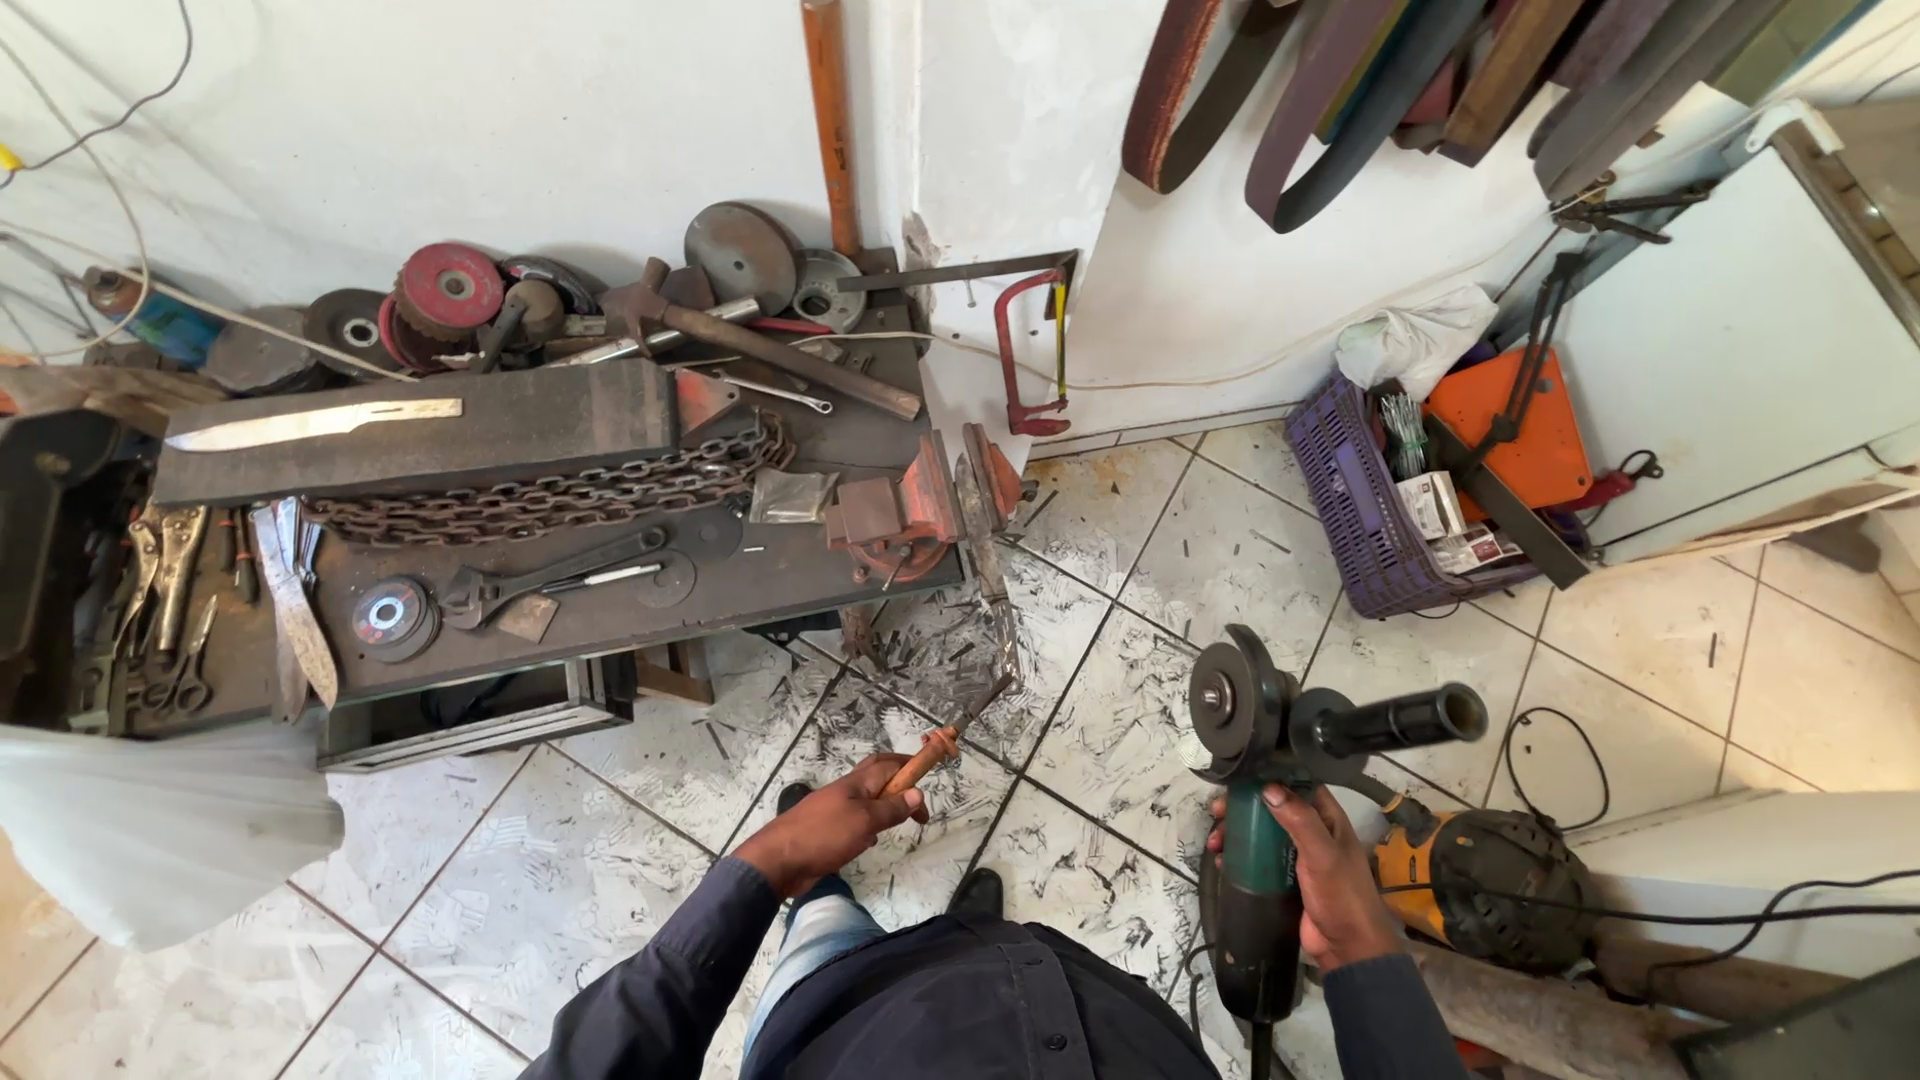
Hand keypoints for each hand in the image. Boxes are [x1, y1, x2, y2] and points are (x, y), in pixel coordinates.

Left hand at [736, 753, 929, 898]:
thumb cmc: (823, 836)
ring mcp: (835, 811)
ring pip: (866, 799)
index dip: (910, 769)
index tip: (928, 784)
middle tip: (916, 796)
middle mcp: (846, 792)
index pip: (889, 765)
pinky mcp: (827, 831)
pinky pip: (855, 820)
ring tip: (901, 820)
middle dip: (898, 780)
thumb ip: (891, 809)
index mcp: (856, 783)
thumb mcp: (864, 822)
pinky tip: (872, 840)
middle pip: (876, 775)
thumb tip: (917, 792)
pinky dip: (869, 825)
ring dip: (884, 804)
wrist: (777, 861)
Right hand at [1207, 784, 1403, 971]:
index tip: (1241, 776)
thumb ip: (1299, 820)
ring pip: (1260, 833)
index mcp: (1327, 819)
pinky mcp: (1284, 876)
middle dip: (1242, 808)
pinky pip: (1257, 858)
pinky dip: (1238, 856)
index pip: (1298, 784)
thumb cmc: (1342, 896)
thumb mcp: (1323, 855)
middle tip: (1218, 811)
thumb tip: (1268, 788)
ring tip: (1215, 843)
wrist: (1349, 950)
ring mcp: (1296, 855)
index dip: (1270, 776)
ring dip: (1236, 834)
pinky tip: (1222, 862)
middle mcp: (1311, 831)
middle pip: (1271, 808)